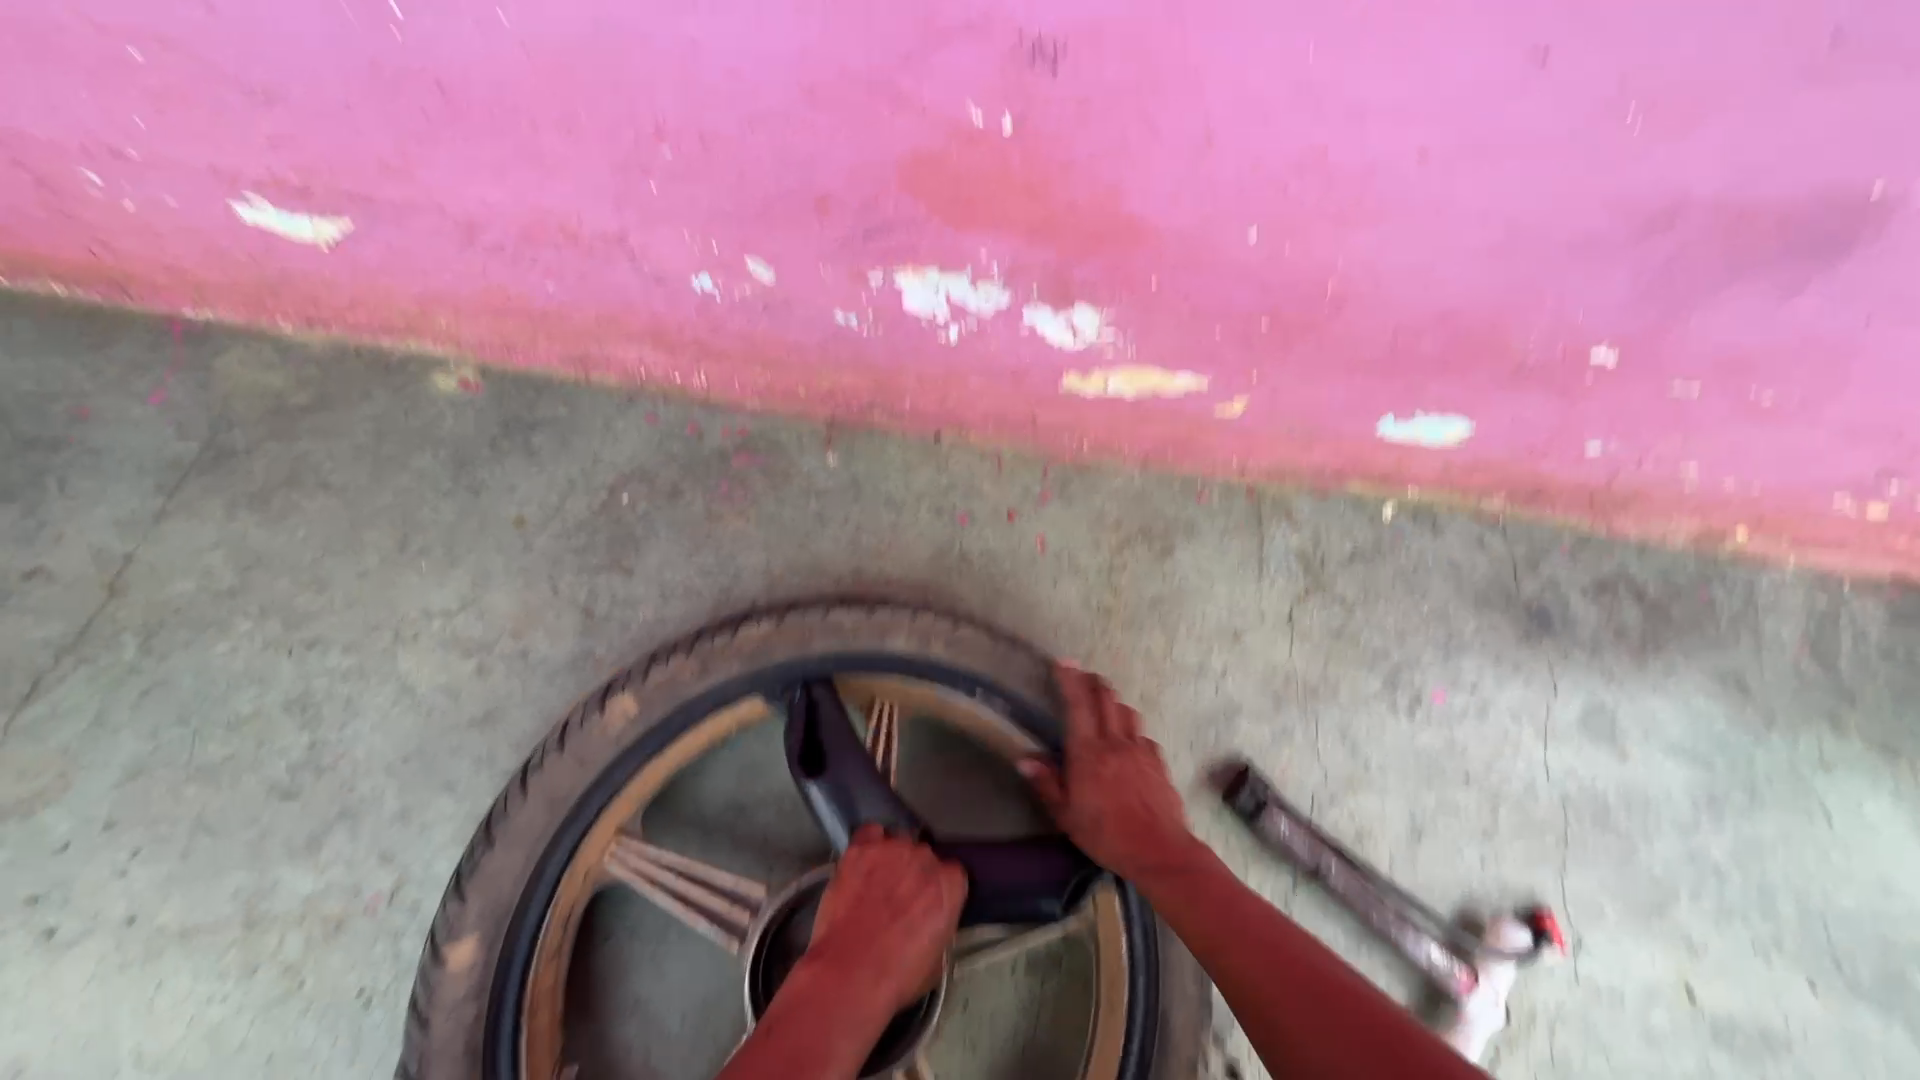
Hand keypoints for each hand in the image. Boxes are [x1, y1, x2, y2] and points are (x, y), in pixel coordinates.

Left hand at [805, 826, 967, 1014]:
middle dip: (915, 873)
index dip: (938, 888)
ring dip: (891, 858)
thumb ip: (940, 925)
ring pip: (898, 841)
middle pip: (924, 855)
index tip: (928, 903)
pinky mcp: (860, 849)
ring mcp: (891, 849)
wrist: (849, 973)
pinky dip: (868, 844)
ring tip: (876, 881)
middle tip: (899, 897)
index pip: (953, 874)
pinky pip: (870, 833)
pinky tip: (862, 863)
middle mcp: (924, 858)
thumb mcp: (937, 959)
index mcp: (950, 885)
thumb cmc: (897, 976)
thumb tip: (932, 920)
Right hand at [1019, 663, 1204, 885]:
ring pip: (1127, 713)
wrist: (1159, 850)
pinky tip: (1129, 744)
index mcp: (1088, 753)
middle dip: (1093, 681)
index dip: (1070, 679)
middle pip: (1106, 698)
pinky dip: (1132, 732)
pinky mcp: (1158, 763)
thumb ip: (1046, 784)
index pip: (1078, 704)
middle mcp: (1115, 743)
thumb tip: (1025, 760)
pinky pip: (1144, 737)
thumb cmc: (1106, 835)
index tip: (1063, 662)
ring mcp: (1141, 751)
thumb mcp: (1066, 816)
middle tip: (1083, 674)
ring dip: (1114, 702)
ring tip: (1105, 704)